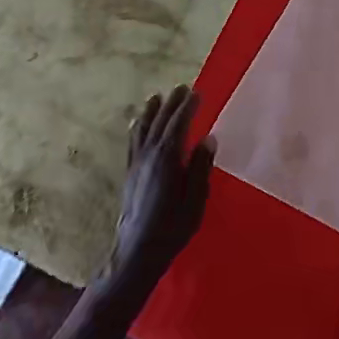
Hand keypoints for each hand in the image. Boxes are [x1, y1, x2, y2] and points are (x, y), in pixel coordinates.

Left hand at [107, 86, 214, 291]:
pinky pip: (133, 141)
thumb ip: (200, 167)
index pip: (178, 124)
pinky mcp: (129, 172)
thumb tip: (208, 138)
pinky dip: (137, 127)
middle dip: (172, 103)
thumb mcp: (195, 200)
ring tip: (157, 96)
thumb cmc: (172, 227)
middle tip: (182, 87)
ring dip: (152, 110)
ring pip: (144, 128)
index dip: (187, 107)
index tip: (197, 93)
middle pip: (161, 121)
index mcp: (167, 158)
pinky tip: (137, 123)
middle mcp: (149, 154)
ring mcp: (136, 162)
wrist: (137, 250)